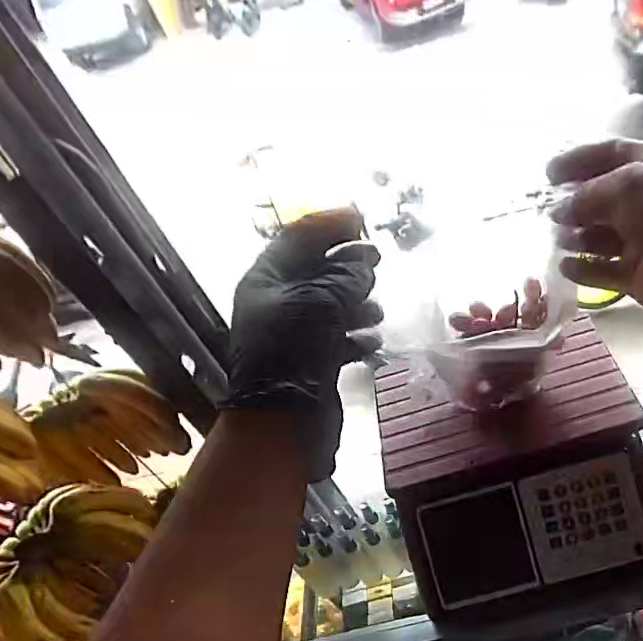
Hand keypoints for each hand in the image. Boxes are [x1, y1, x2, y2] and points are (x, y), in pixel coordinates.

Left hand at [224, 208, 382, 481]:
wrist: (283, 420)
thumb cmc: (293, 353)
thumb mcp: (320, 303)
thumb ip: (345, 277)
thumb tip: (364, 261)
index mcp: (265, 281)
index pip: (297, 239)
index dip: (328, 225)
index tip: (360, 219)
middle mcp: (277, 304)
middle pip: (316, 273)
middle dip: (347, 267)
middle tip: (377, 261)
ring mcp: (293, 336)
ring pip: (330, 308)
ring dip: (356, 304)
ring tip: (376, 311)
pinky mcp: (310, 363)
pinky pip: (336, 339)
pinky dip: (355, 337)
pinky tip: (371, 342)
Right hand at [548, 139, 642, 324]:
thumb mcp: (629, 188)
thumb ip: (588, 195)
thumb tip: (557, 209)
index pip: (611, 155)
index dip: (578, 160)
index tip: (548, 172)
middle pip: (602, 199)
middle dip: (574, 204)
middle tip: (547, 213)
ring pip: (601, 238)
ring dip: (577, 237)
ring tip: (558, 239)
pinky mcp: (638, 278)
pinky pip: (604, 272)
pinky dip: (584, 270)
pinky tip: (565, 267)